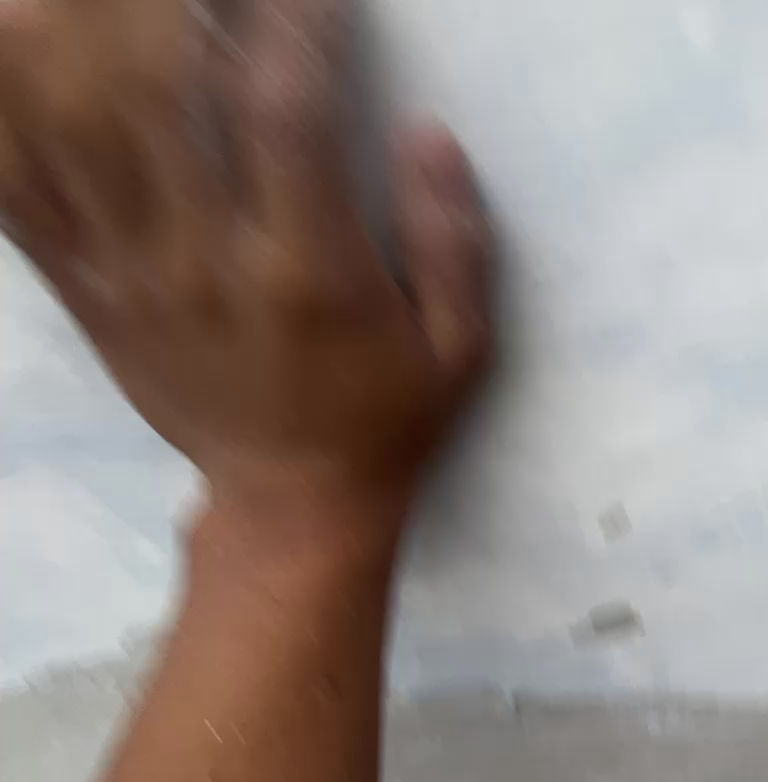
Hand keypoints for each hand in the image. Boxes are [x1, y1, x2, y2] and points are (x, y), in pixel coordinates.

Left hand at [0, 0, 491, 549]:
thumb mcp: (464, 350)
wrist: (294, 491)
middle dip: (176, 0)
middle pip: (148, 78)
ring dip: (79, 13)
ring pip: (51, 96)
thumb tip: (431, 136)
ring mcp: (120, 260)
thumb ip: (456, 248)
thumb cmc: (393, 416)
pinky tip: (36, 32)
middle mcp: (203, 254)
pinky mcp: (72, 271)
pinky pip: (0, 153)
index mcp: (313, 275)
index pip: (290, 117)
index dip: (300, 27)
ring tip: (140, 1)